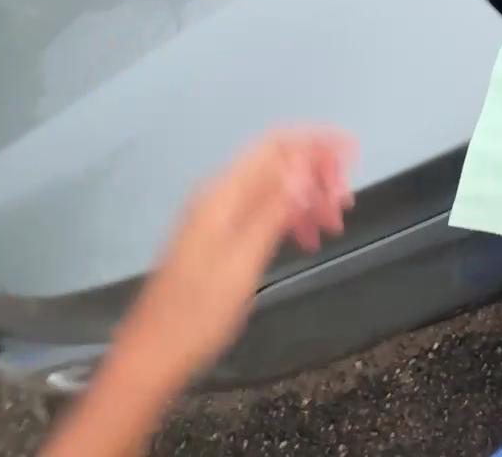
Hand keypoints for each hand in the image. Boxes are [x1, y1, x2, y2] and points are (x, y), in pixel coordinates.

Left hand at [113, 129, 355, 389]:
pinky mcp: (222, 237)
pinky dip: (292, 216)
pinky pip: (266, 210)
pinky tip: (308, 238)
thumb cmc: (197, 314)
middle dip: (318, 175)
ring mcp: (220, 216)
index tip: (352, 153)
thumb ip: (274, 208)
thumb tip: (305, 165)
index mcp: (223, 195)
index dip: (316, 141)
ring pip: (277, 188)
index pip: (276, 145)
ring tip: (333, 225)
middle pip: (280, 163)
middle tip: (344, 203)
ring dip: (309, 198)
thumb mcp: (243, 260)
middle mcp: (221, 196)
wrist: (150, 360)